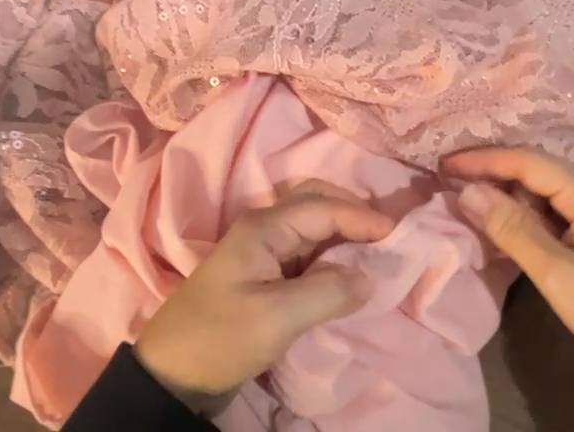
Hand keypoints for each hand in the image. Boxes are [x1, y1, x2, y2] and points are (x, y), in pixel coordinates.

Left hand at [134, 180, 394, 412]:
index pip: (323, 207)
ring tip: (378, 252)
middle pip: (316, 203)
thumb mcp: (276, 317)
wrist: (173, 372)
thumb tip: (370, 275)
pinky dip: (331, 255)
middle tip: (390, 236)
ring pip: (312, 227)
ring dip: (344, 233)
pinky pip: (306, 252)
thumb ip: (326, 291)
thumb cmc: (221, 336)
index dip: (362, 217)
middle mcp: (264, 228)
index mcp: (264, 226)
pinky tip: (350, 273)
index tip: (400, 235)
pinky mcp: (265, 276)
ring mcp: (263, 251)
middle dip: (352, 212)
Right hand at [444, 148, 573, 409]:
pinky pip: (571, 201)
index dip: (482, 160)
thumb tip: (467, 191)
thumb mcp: (557, 277)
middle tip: (455, 186)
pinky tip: (521, 224)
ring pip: (555, 185)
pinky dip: (540, 208)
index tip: (443, 165)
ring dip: (517, 193)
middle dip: (496, 174)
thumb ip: (511, 229)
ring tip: (480, 205)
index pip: (528, 160)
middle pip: (542, 167)